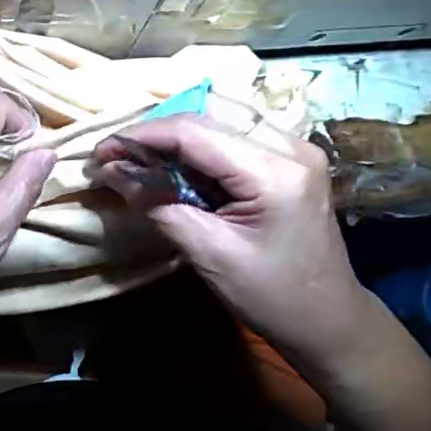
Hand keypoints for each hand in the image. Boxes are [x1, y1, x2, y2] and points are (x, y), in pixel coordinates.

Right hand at [94, 114, 396, 378]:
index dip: (142, 136)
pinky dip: (201, 144)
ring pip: (223, 115)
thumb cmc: (271, 297)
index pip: (195, 132)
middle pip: (210, 110)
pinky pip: (237, 132)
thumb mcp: (209, 254)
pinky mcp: (291, 158)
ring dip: (178, 134)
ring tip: (141, 159)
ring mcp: (296, 148)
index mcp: (274, 172)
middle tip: (120, 155)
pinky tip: (177, 164)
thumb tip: (112, 171)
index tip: (102, 151)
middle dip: (159, 130)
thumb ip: (159, 205)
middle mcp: (291, 145)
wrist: (328, 319)